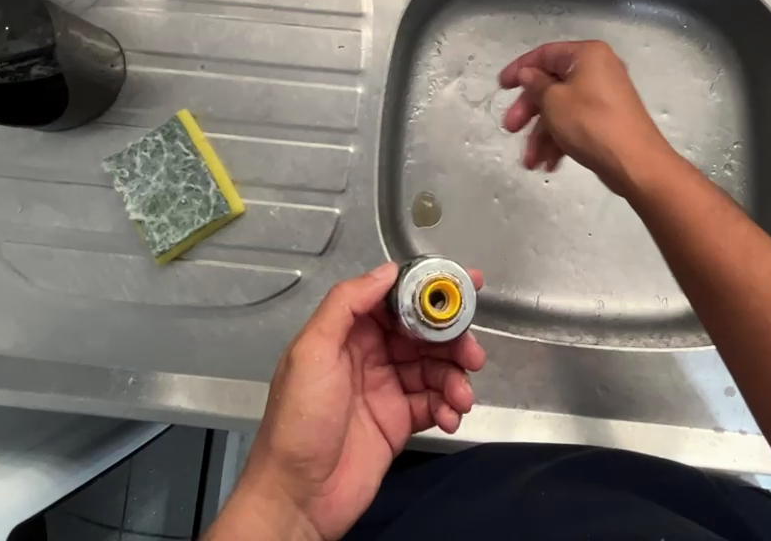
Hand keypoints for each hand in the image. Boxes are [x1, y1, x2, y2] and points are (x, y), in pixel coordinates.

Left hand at [213, 263, 485, 540]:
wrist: (297, 498)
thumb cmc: (297, 421)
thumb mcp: (312, 351)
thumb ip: (347, 304)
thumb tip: (387, 271)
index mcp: (348, 331)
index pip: (396, 299)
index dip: (429, 290)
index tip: (464, 284)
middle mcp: (370, 354)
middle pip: (423, 333)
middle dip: (452, 338)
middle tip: (472, 351)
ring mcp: (387, 388)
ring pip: (434, 367)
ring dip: (455, 377)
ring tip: (462, 396)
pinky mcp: (399, 422)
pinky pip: (434, 402)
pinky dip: (448, 406)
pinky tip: (450, 416)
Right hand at [499, 40, 677, 195]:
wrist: (637, 164)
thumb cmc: (591, 123)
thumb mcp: (554, 101)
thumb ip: (535, 84)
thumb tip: (527, 74)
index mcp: (587, 55)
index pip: (544, 54)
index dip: (519, 69)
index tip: (501, 87)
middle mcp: (597, 69)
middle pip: (551, 85)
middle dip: (528, 111)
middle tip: (510, 129)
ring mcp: (604, 96)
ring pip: (561, 109)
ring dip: (541, 134)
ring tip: (530, 161)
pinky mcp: (607, 120)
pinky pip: (575, 123)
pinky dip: (560, 140)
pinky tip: (548, 164)